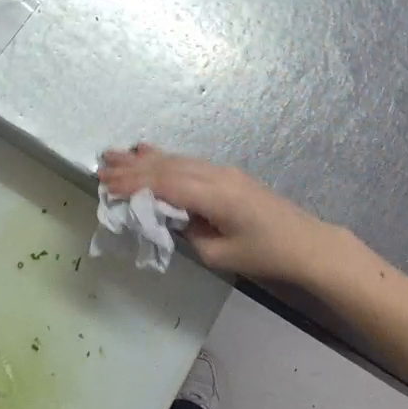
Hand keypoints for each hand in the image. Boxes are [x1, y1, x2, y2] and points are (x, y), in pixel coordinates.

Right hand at [97, 144, 339, 282]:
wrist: (307, 243)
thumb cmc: (266, 255)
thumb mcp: (220, 255)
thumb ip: (189, 234)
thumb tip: (169, 218)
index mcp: (215, 197)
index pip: (165, 185)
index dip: (133, 185)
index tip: (105, 185)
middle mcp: (217, 176)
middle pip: (167, 167)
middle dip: (131, 168)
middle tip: (100, 166)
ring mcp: (223, 172)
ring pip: (176, 160)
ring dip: (144, 159)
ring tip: (114, 155)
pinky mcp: (227, 175)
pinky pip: (188, 162)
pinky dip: (163, 159)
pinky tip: (148, 153)